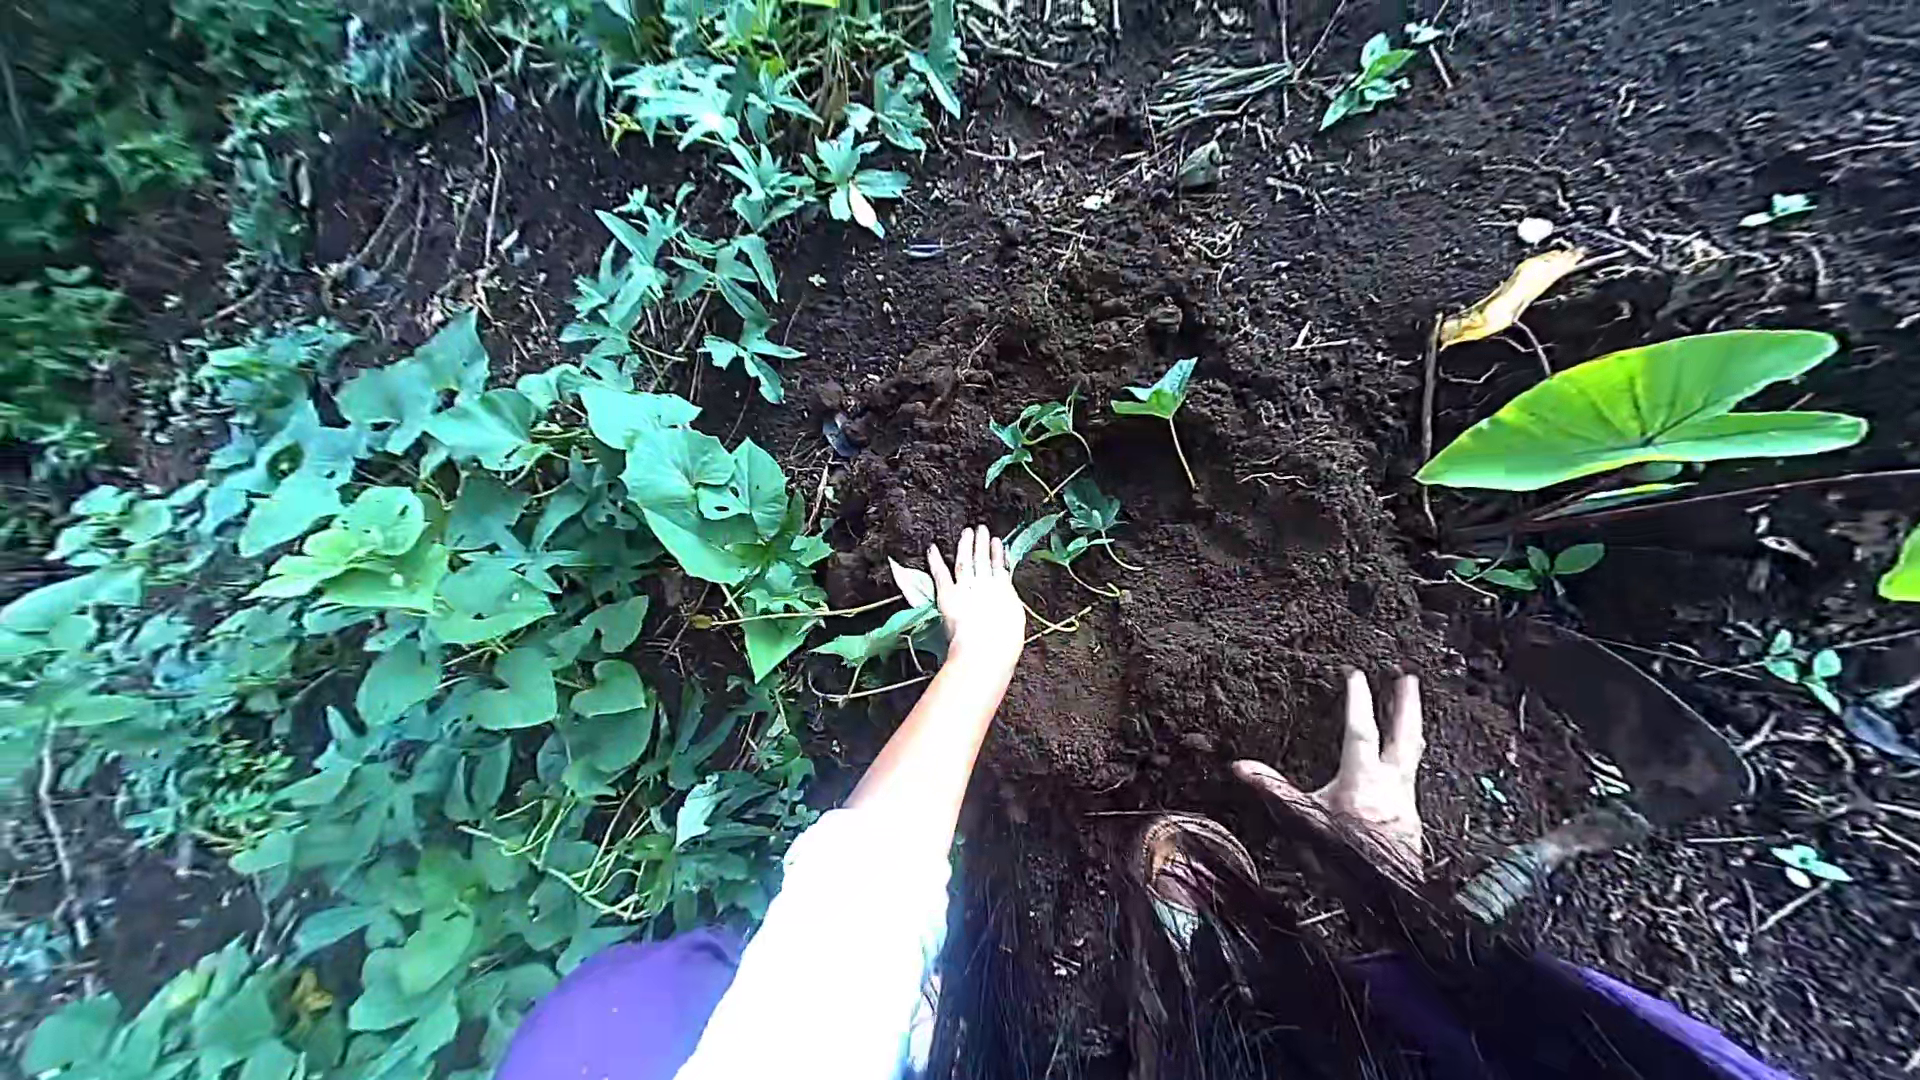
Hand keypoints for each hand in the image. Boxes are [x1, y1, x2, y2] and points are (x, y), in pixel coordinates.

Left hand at [927, 525, 1025, 673]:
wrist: (985, 649)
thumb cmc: (1004, 642)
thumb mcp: (1015, 619)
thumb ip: (1009, 603)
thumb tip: (1006, 598)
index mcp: (1003, 589)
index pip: (1000, 565)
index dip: (997, 553)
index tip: (997, 542)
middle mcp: (984, 583)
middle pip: (983, 558)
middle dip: (982, 543)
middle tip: (981, 529)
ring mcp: (965, 586)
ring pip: (965, 560)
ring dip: (965, 545)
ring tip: (967, 532)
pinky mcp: (947, 594)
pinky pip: (940, 573)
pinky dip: (936, 561)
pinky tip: (933, 549)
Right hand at [1232, 670, 1425, 876]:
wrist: (1392, 901)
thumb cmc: (1347, 862)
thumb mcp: (1304, 821)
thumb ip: (1274, 790)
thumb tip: (1240, 766)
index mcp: (1364, 778)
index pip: (1360, 730)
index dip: (1357, 700)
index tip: (1356, 675)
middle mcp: (1391, 785)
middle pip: (1402, 737)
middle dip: (1404, 706)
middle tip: (1408, 679)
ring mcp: (1405, 801)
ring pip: (1411, 756)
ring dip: (1410, 730)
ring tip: (1410, 712)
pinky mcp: (1411, 818)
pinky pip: (1410, 777)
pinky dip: (1407, 758)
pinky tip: (1402, 763)